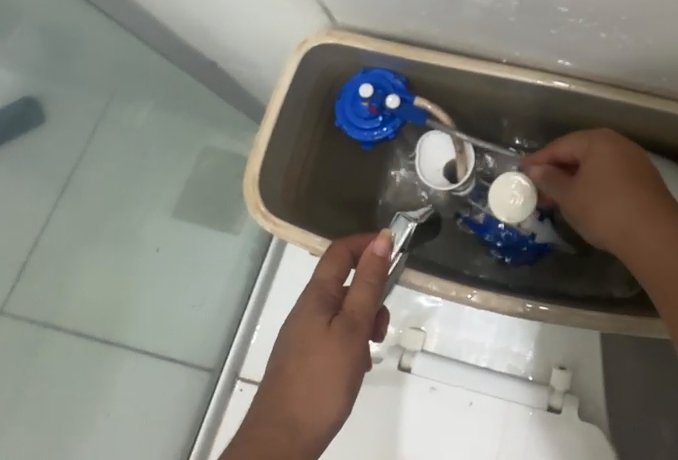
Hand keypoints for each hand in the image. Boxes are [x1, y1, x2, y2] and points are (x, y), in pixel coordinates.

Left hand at [221, 232, 391, 459]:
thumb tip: (381, 238)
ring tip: (370, 353)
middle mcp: (307, 311)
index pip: (340, 252)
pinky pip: (335, 337)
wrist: (280, 442)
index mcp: (316, 296)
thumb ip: (368, 283)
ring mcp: (303, 336)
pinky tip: (357, 369)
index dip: (367, 244)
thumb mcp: (353, 328)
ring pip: (343, 313)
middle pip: (345, 284)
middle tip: (381, 328)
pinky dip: (353, 344)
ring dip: (364, 323)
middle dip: (371, 295)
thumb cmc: (321, 381)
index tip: (396, 252)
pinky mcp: (305, 360)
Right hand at [522, 129, 677, 258]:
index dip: (539, 160)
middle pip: (580, 153)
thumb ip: (550, 180)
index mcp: (598, 140)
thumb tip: (535, 169)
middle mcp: (618, 143)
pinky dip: (594, 186)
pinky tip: (586, 204)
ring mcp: (635, 161)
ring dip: (575, 181)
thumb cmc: (605, 210)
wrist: (656, 236)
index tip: (521, 173)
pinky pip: (612, 177)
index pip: (561, 145)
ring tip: (558, 200)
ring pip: (597, 166)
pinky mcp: (645, 180)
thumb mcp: (570, 196)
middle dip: (557, 172)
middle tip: (538, 190)